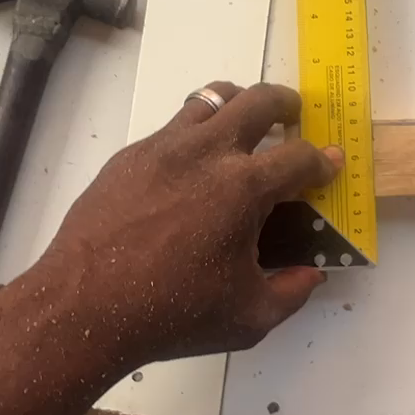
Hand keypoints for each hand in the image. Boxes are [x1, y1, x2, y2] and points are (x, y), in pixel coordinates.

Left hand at [20, 82, 340, 365]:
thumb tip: (312, 275)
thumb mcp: (249, 316)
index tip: (329, 163)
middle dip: (286, 102)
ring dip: (237, 102)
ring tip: (243, 121)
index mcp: (244, 188)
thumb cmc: (173, 312)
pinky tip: (190, 164)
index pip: (298, 158)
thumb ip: (291, 292)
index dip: (322, 160)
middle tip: (293, 113)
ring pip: (211, 98)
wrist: (84, 305)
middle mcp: (207, 152)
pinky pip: (173, 126)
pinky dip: (195, 132)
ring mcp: (164, 147)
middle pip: (258, 101)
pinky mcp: (131, 155)